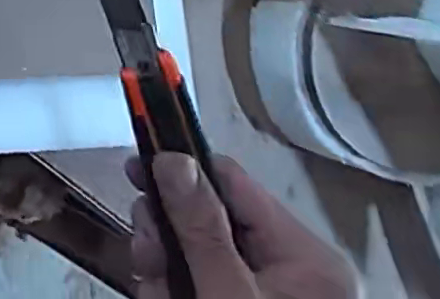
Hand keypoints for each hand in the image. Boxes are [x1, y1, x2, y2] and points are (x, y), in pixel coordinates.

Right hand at [128, 153, 355, 298]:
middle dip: (164, 231)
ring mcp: (268, 293)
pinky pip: (199, 280)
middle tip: (145, 257)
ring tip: (152, 292)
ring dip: (162, 265)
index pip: (230, 178)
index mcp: (306, 256)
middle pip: (206, 215)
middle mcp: (292, 267)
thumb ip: (201, 229)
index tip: (133, 168)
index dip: (178, 165)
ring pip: (195, 250)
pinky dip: (171, 288)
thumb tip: (174, 155)